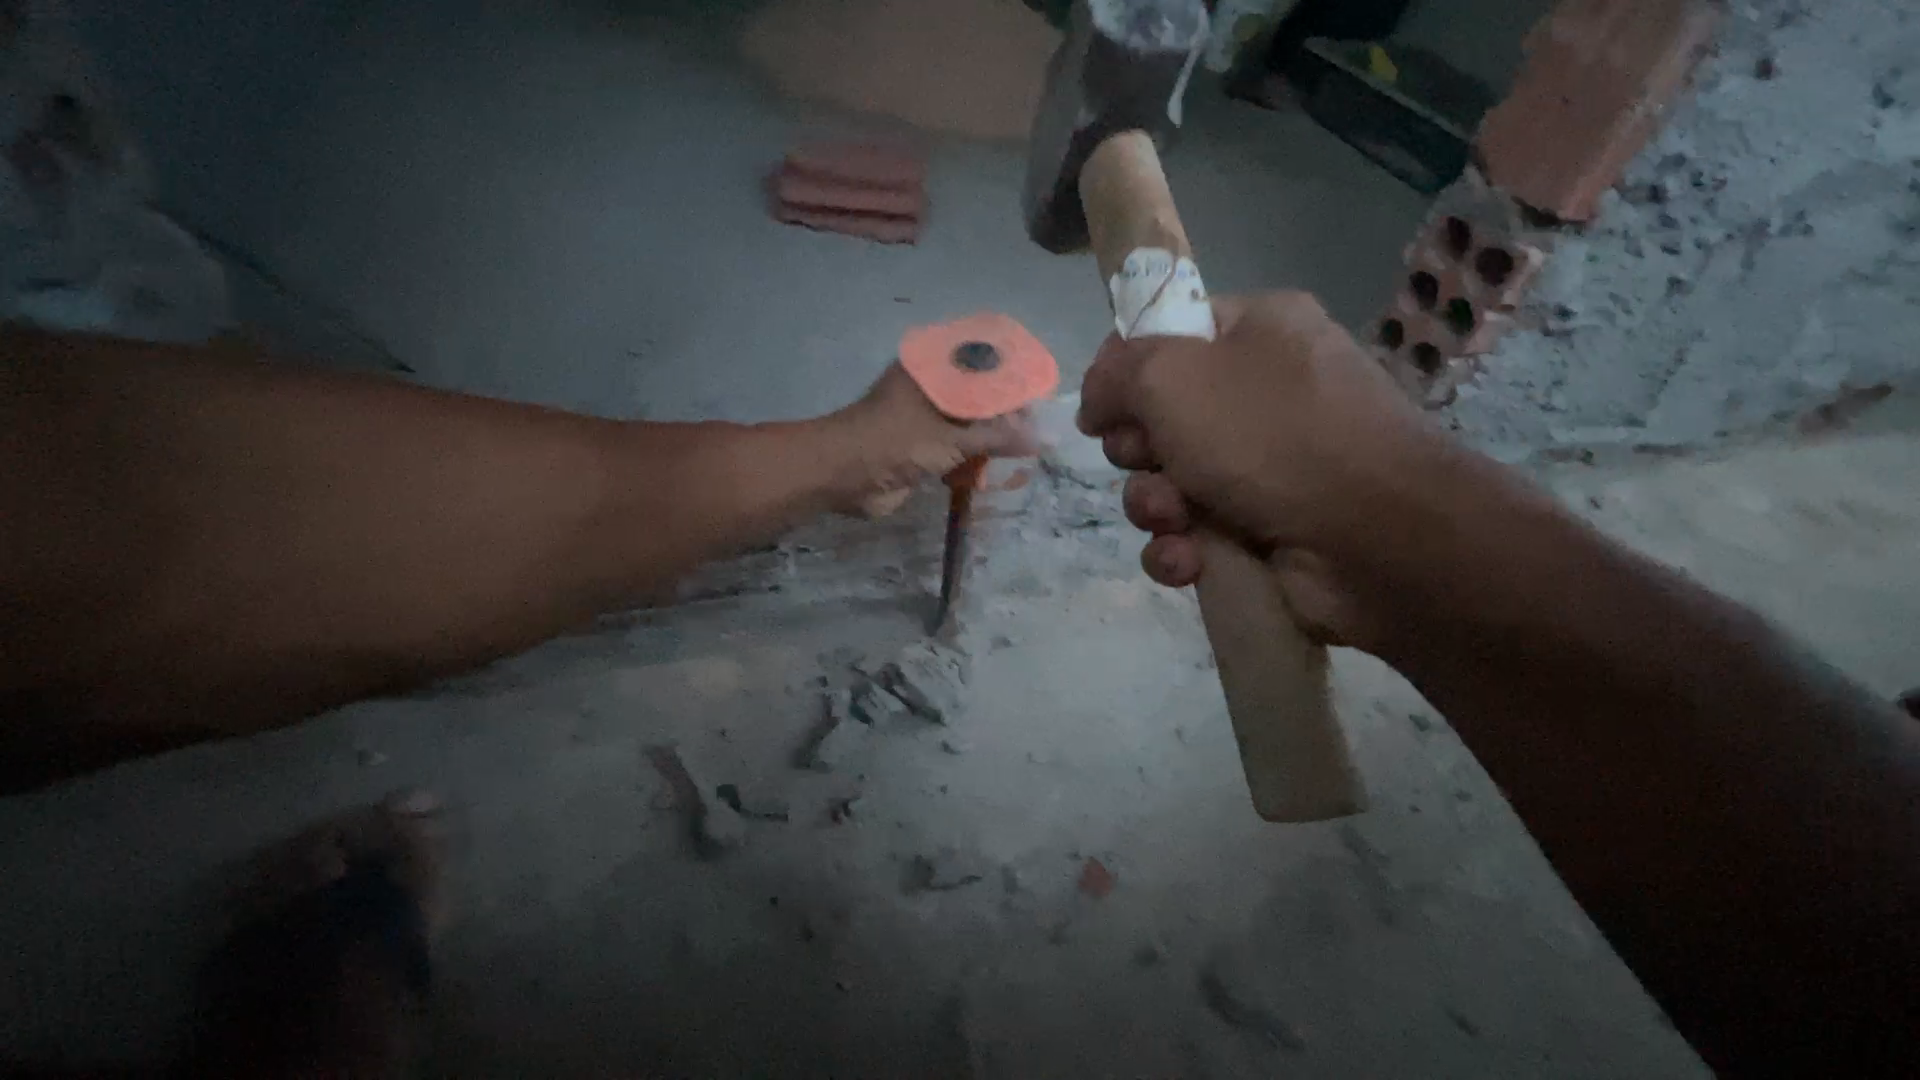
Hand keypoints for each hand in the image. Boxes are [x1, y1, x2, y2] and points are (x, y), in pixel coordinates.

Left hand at [825, 363, 1037, 516]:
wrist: (842, 476)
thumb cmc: (894, 443)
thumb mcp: (952, 437)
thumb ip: (998, 436)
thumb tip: (1043, 438)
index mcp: (932, 368)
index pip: (983, 361)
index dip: (1012, 375)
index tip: (1041, 392)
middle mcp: (930, 388)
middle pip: (978, 395)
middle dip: (1006, 414)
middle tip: (1037, 430)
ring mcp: (924, 419)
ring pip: (969, 425)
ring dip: (991, 440)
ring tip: (1024, 452)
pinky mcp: (920, 449)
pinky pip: (956, 450)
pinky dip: (974, 460)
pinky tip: (996, 471)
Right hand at [1076, 291, 1438, 646]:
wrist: (1376, 540)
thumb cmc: (1273, 435)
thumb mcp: (1174, 377)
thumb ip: (1116, 372)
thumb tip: (1097, 399)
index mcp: (1257, 331)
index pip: (1167, 336)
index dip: (1127, 373)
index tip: (1107, 407)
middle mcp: (1262, 394)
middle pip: (1158, 418)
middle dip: (1138, 451)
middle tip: (1150, 459)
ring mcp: (1264, 467)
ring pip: (1166, 484)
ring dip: (1154, 506)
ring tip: (1178, 519)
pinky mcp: (1261, 531)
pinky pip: (1190, 537)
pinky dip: (1179, 551)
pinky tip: (1189, 560)